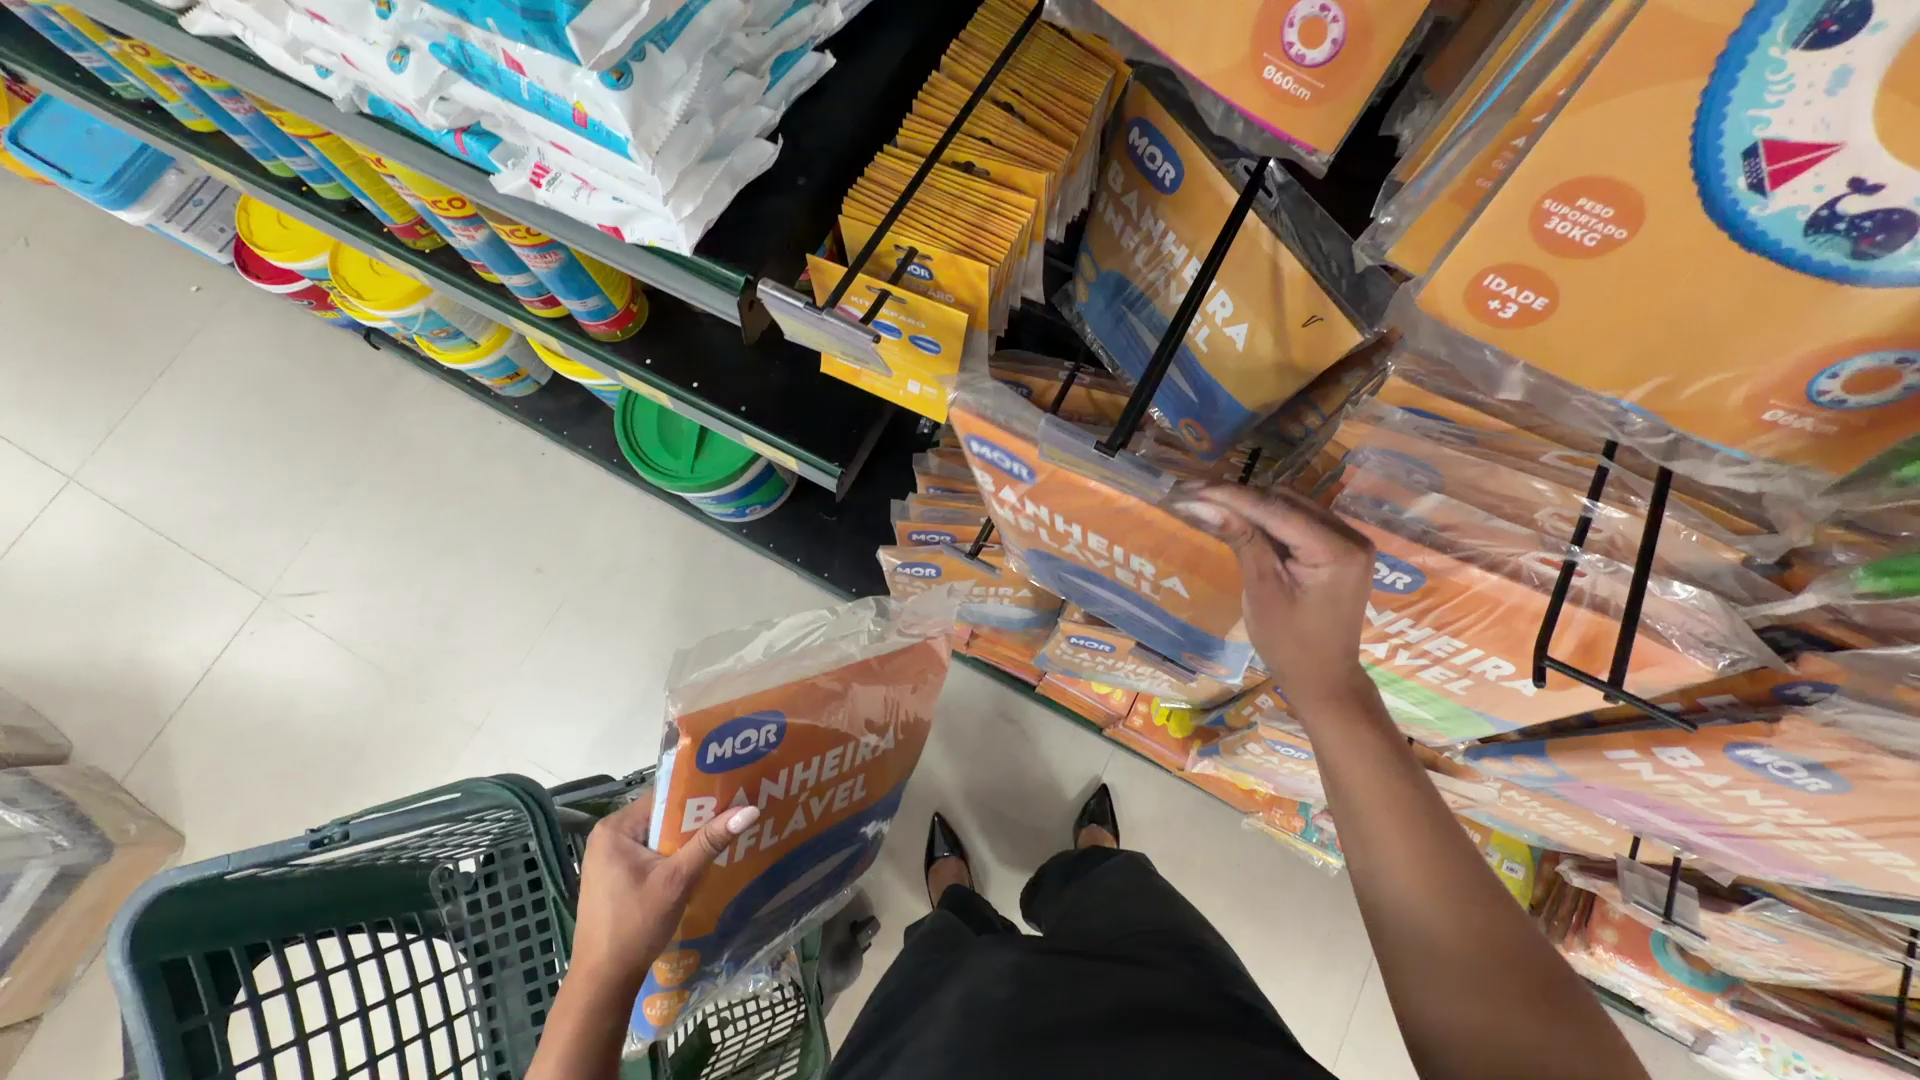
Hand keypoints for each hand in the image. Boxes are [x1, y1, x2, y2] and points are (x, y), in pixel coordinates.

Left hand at [568, 797, 759, 994]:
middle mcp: (609, 836)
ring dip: (686, 842)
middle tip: (735, 816)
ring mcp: (609, 858)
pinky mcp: (615, 877)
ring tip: (723, 838)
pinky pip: (651, 855)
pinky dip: (673, 858)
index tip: (733, 795)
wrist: (604, 981)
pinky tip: (698, 866)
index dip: (699, 796)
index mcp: (615, 828)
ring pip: (658, 838)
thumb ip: (710, 841)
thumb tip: (750, 809)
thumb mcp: (678, 880)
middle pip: (662, 817)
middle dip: (696, 821)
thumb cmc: (636, 925)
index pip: (664, 798)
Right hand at [1182, 485, 1375, 707]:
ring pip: (1291, 506)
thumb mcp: (1262, 591)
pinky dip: (1268, 520)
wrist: (1324, 678)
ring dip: (1251, 506)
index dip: (1231, 496)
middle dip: (1239, 498)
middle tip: (1194, 498)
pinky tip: (1238, 521)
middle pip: (1285, 500)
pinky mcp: (1340, 548)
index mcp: (1336, 550)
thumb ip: (1241, 540)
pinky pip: (1299, 521)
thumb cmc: (1290, 644)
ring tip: (1210, 506)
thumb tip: (1205, 504)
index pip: (1275, 509)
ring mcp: (1349, 541)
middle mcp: (1350, 535)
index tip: (1191, 491)